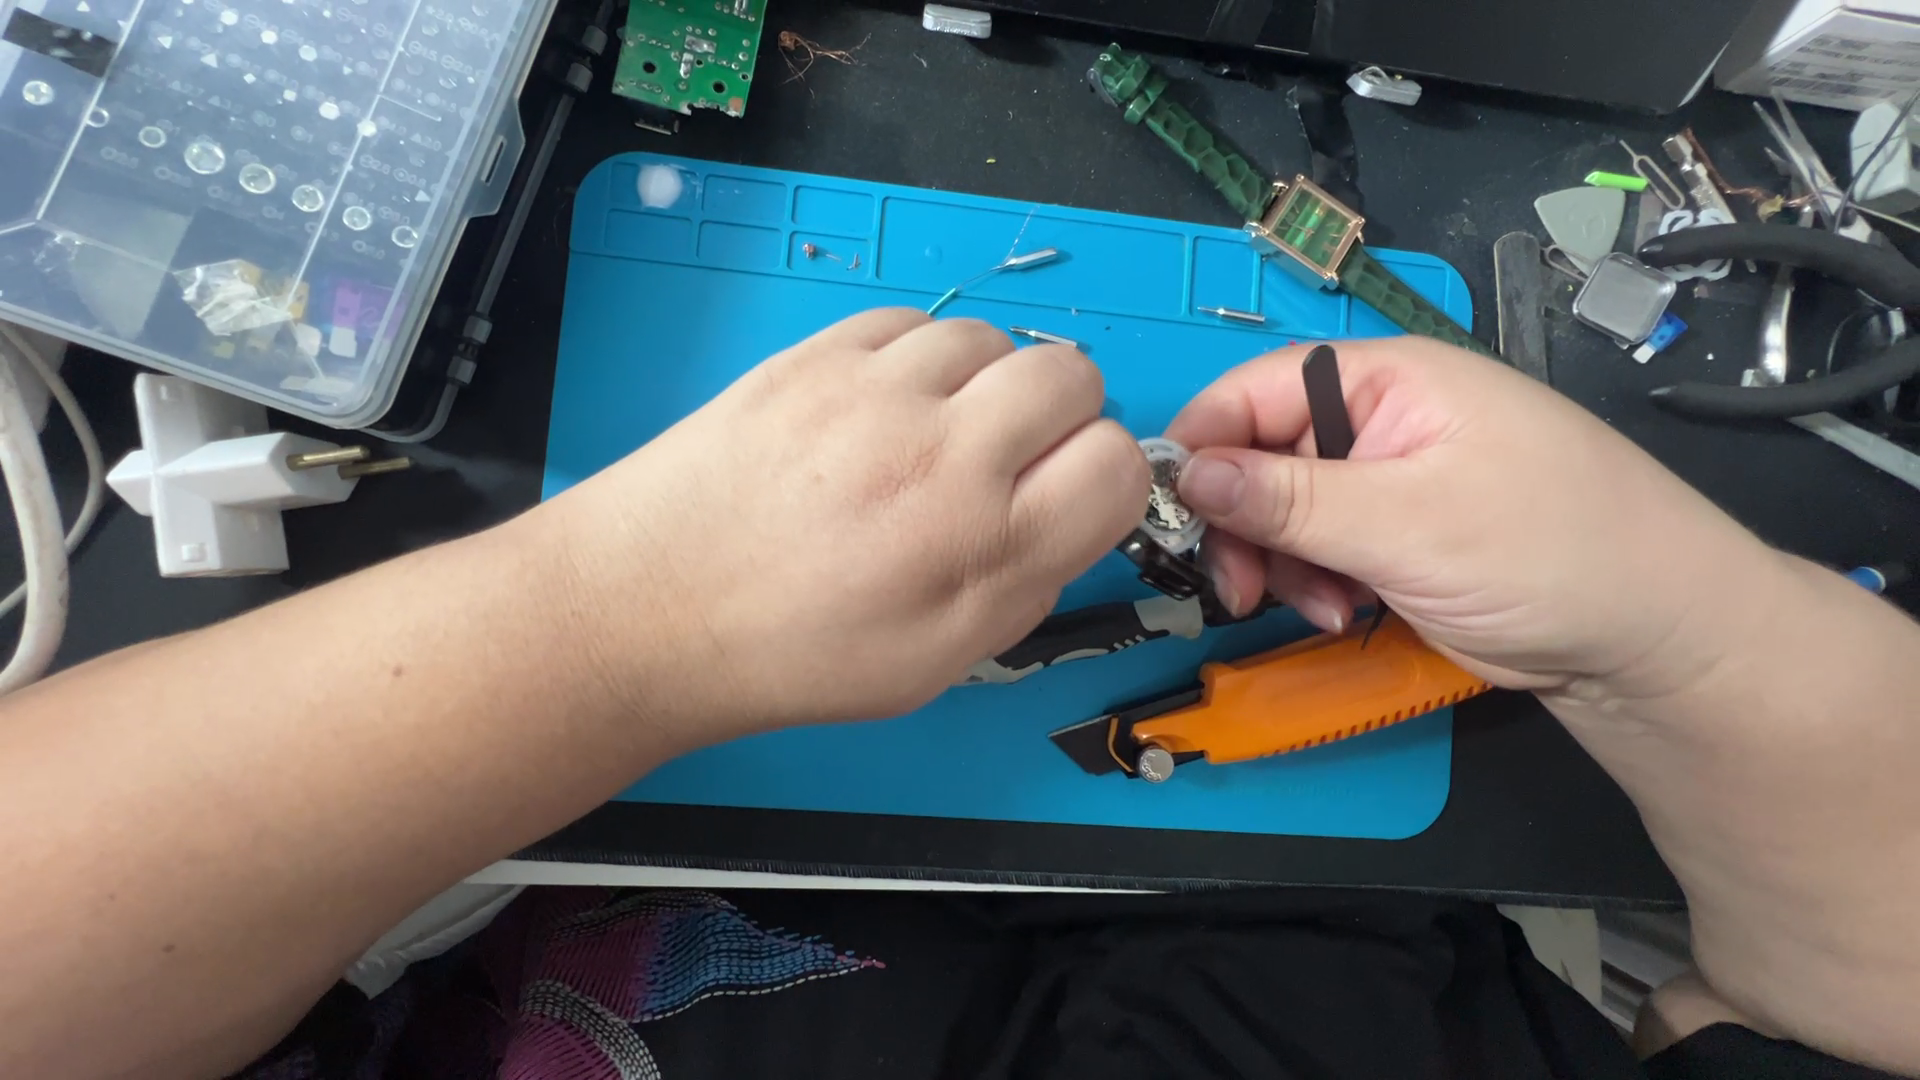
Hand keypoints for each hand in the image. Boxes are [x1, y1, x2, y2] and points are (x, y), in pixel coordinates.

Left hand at [539, 309, 1148, 727]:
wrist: (652, 608)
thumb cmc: (801, 654)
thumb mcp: (942, 660)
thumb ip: (1031, 580)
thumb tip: (1070, 509)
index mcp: (984, 547)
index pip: (1117, 463)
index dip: (1102, 481)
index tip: (1063, 496)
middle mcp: (941, 452)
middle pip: (1073, 374)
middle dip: (1061, 417)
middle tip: (1005, 459)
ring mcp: (873, 388)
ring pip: (992, 339)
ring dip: (984, 385)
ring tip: (930, 433)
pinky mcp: (815, 351)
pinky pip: (913, 323)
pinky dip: (918, 361)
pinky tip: (878, 408)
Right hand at [1166, 338, 1781, 691]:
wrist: (1657, 646)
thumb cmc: (1549, 554)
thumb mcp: (1405, 523)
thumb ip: (1286, 498)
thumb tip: (1184, 475)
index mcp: (1384, 381)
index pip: (1255, 390)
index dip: (1202, 441)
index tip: (1167, 507)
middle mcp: (1371, 421)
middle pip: (1256, 457)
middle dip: (1241, 524)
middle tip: (1238, 586)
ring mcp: (1376, 482)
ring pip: (1273, 511)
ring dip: (1277, 563)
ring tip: (1320, 606)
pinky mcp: (1381, 535)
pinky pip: (1307, 548)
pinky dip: (1307, 583)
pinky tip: (1341, 611)